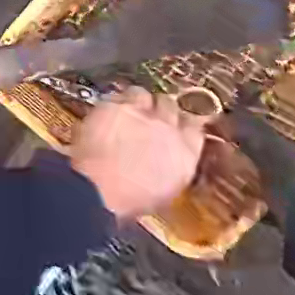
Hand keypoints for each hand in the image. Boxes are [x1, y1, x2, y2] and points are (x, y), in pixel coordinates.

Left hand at [65, 86, 205, 220]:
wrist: (99, 190)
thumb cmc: (132, 200)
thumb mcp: (166, 190)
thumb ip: (173, 166)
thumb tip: (168, 158)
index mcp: (186, 152)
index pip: (194, 127)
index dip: (183, 124)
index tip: (175, 126)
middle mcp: (167, 126)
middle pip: (169, 105)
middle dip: (160, 109)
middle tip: (147, 118)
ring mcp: (139, 112)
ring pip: (142, 94)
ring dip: (136, 101)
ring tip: (126, 111)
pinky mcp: (113, 105)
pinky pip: (116, 96)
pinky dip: (112, 104)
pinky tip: (105, 114)